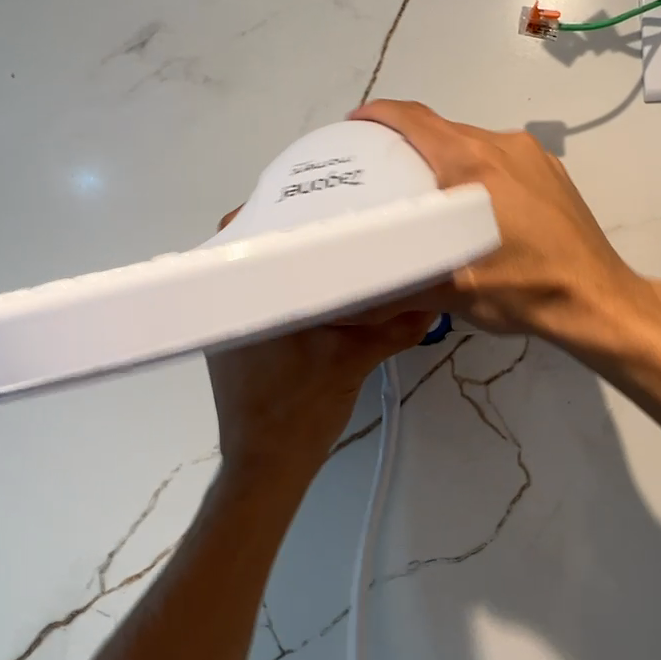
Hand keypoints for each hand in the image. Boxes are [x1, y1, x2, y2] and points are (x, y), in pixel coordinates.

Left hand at [205, 207, 434, 483]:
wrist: (270, 466)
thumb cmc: (301, 411)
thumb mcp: (354, 360)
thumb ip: (395, 325)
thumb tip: (434, 295)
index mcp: (245, 294)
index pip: (251, 225)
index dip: (288, 204)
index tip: (324, 193)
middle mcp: (226, 300)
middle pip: (256, 243)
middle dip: (296, 228)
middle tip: (339, 215)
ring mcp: (229, 322)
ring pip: (261, 272)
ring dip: (294, 259)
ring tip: (337, 244)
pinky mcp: (237, 341)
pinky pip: (264, 297)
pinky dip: (292, 288)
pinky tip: (326, 287)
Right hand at [351, 99, 643, 342]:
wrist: (596, 299)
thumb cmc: (523, 290)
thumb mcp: (453, 293)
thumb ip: (399, 288)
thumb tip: (353, 303)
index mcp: (472, 162)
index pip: (414, 119)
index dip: (379, 115)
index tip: (354, 126)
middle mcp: (502, 145)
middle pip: (443, 130)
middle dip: (409, 144)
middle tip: (383, 172)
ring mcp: (533, 156)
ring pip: (476, 144)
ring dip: (448, 159)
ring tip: (428, 193)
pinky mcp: (552, 172)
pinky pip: (503, 159)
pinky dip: (480, 171)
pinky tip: (476, 205)